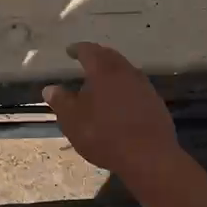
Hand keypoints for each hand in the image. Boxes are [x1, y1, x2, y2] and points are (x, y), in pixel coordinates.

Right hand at [42, 42, 180, 174]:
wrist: (148, 156)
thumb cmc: (104, 134)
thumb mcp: (73, 120)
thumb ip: (61, 101)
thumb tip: (50, 88)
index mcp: (103, 70)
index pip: (89, 51)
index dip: (78, 49)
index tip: (70, 51)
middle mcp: (125, 71)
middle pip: (110, 56)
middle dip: (98, 56)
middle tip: (88, 60)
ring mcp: (144, 86)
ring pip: (126, 70)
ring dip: (113, 72)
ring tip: (103, 81)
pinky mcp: (156, 102)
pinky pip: (137, 87)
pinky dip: (125, 88)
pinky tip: (121, 101)